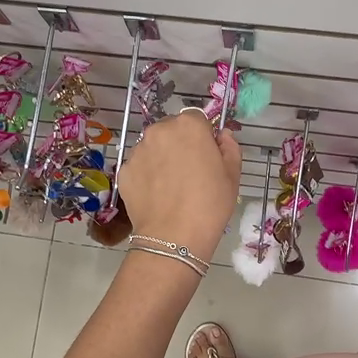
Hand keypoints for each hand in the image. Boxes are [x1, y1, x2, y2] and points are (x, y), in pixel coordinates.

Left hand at [117, 111, 242, 261]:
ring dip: (161, 158)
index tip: (207, 156)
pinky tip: (156, 196)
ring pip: (153, 148)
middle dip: (179, 144)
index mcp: (189, 125)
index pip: (197, 119)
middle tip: (188, 172)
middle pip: (171, 130)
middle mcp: (159, 130)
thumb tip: (222, 135)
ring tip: (170, 187)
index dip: (203, 137)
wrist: (174, 237)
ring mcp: (137, 150)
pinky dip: (146, 176)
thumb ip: (229, 146)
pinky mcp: (124, 171)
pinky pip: (139, 167)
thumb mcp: (232, 175)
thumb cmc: (210, 204)